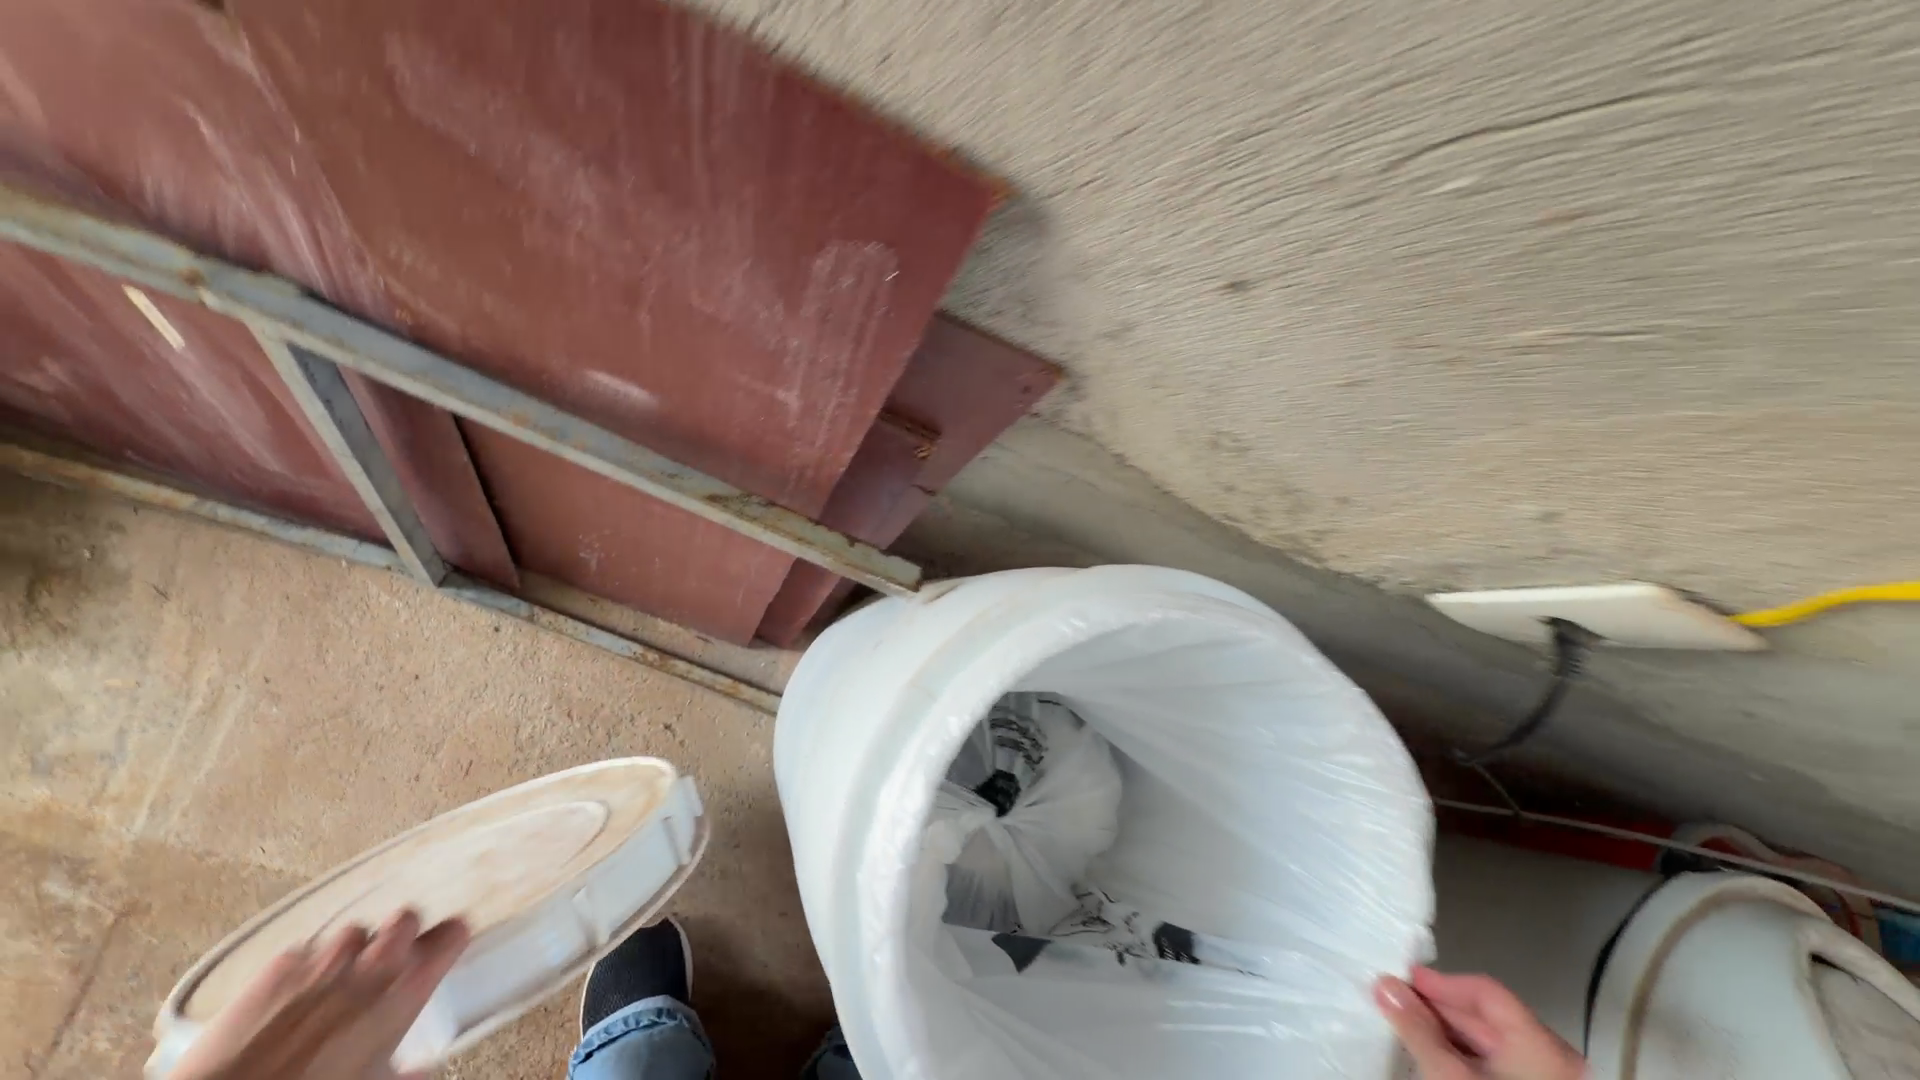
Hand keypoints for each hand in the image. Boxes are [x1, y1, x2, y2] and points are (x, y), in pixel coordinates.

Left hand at [167, 910, 469, 1079]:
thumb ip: (409, 1069)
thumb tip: (421, 1071)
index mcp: (406, 989)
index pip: (452, 933)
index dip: (451, 940)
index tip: (448, 947)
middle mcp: (372, 964)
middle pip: (407, 918)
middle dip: (404, 935)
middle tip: (396, 960)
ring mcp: (323, 960)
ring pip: (355, 932)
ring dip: (355, 951)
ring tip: (343, 980)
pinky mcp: (277, 967)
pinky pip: (304, 951)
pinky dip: (306, 967)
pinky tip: (298, 994)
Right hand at [1374, 966, 1585, 1079]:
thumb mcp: (1448, 1077)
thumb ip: (1416, 1028)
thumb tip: (1385, 984)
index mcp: (1540, 1044)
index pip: (1484, 991)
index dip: (1439, 982)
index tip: (1399, 980)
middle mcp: (1553, 1059)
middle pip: (1488, 1017)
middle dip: (1438, 1009)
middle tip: (1394, 1005)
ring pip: (1491, 1044)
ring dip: (1447, 1034)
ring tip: (1407, 1032)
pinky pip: (1498, 1067)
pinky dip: (1464, 1059)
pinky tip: (1434, 1063)